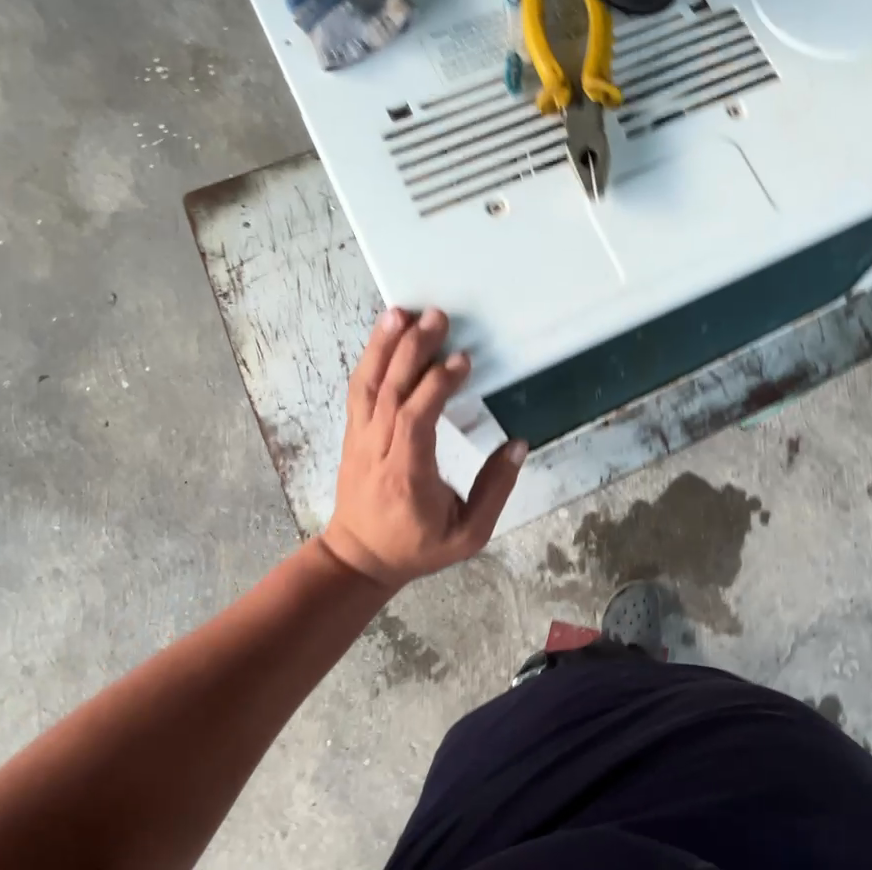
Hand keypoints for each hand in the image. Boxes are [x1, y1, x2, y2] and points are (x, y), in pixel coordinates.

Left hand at [321, 307, 526, 590]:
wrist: (359, 559)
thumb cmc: (418, 547)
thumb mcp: (469, 534)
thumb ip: (495, 489)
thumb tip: (517, 444)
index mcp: (407, 474)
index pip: (416, 420)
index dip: (436, 386)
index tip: (462, 359)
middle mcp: (377, 450)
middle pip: (390, 392)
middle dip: (412, 350)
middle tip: (438, 317)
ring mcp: (359, 439)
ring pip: (368, 385)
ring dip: (384, 346)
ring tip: (402, 312)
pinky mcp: (354, 433)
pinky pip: (359, 389)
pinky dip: (371, 358)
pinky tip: (384, 334)